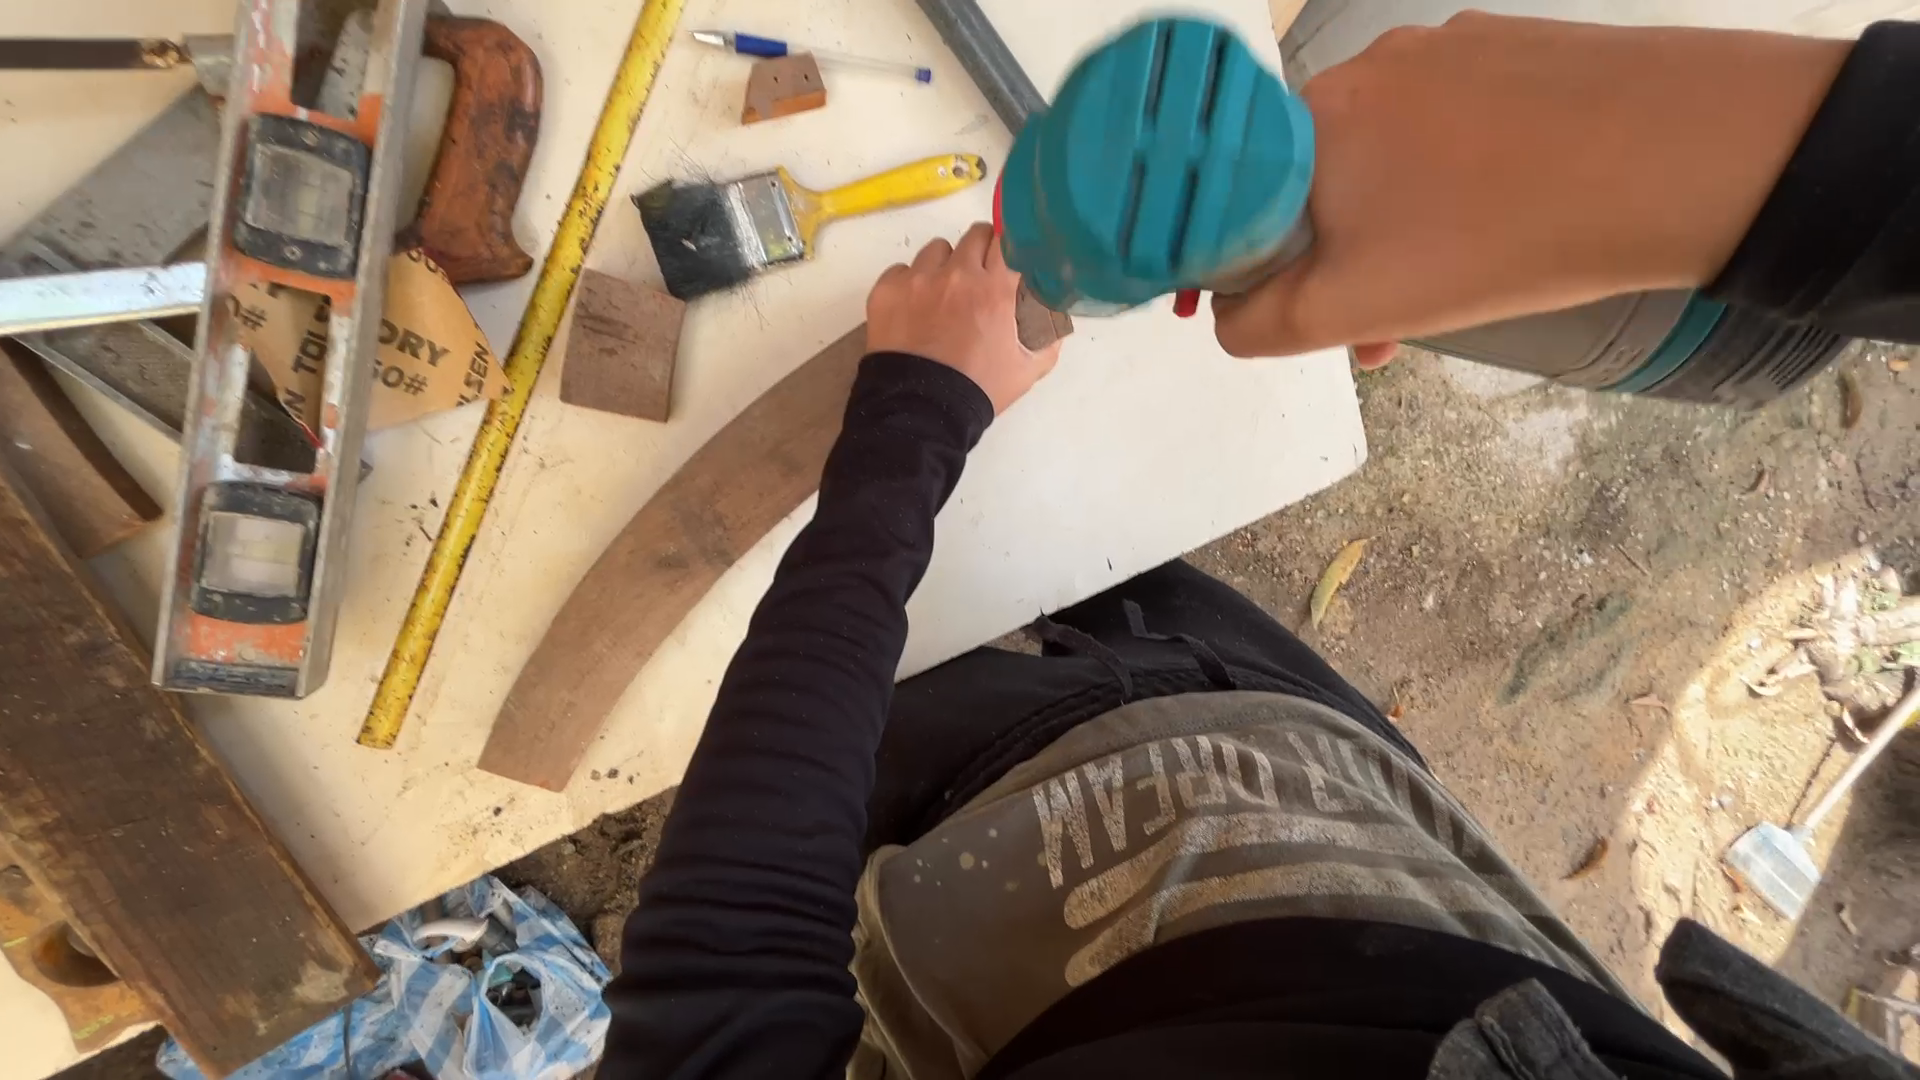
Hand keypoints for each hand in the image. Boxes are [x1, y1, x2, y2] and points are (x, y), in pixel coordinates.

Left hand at [867, 223, 1061, 413]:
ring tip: (942, 296)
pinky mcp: (886, 291)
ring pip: (936, 250)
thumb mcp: (1026, 370)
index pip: (1009, 239)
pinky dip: (909, 284)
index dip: (1010, 247)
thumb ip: (1047, 340)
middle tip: (978, 278)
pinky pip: (901, 270)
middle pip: (974, 235)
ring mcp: (917, 281)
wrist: (922, 412)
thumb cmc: (977, 391)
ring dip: (943, 266)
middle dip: (981, 252)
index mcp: (994, 290)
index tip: (1007, 260)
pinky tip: (913, 310)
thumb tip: (1053, 321)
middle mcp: (955, 276)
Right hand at [1212, 13, 1848, 361]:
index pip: (1229, 200)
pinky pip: (1431, 132)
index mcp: (1311, 120)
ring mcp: (1444, 47)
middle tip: (1360, 321)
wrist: (1705, 163)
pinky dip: (1428, 190)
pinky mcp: (1508, 50)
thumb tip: (1222, 314)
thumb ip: (1248, 326)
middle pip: (1302, 183)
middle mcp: (1366, 66)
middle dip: (1316, 262)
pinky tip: (1477, 227)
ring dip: (1373, 235)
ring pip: (1366, 162)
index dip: (1234, 263)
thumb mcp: (1341, 312)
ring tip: (1423, 292)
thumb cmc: (1495, 242)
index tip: (1265, 306)